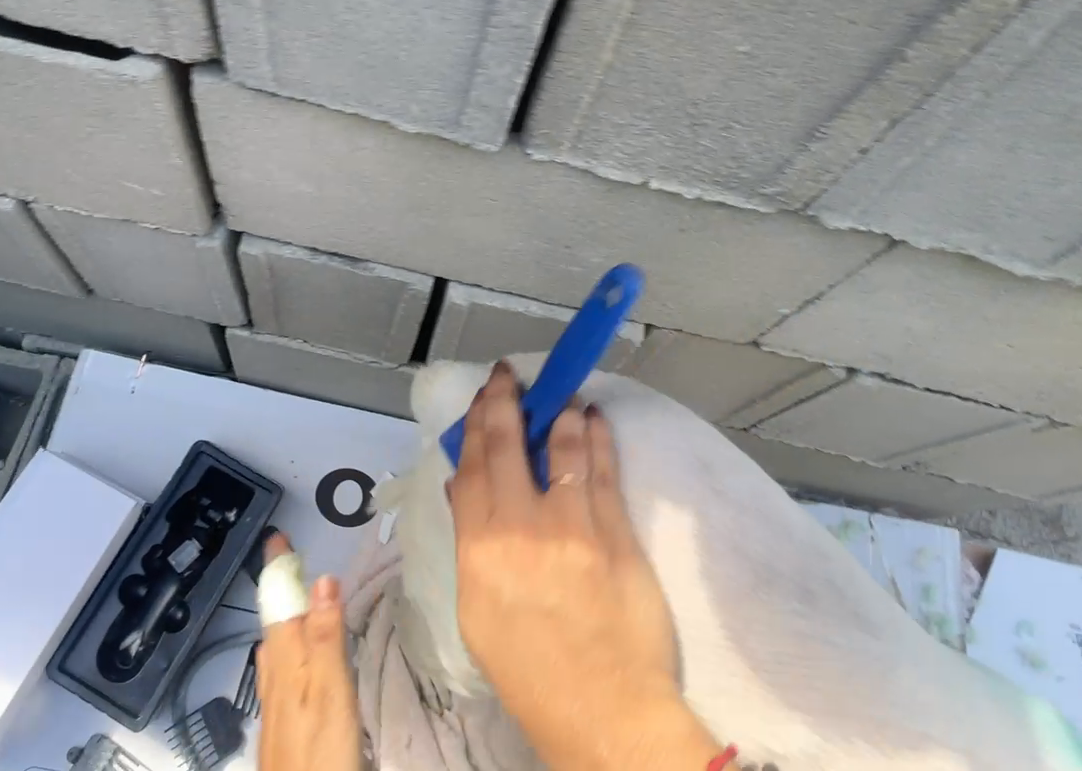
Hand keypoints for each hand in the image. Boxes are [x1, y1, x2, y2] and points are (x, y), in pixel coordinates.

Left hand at [255, 534, 361, 770]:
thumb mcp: (330, 689)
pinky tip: (288, 658)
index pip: (280, 602)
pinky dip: (284, 646)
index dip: (279, 568)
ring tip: (290, 598)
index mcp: (287, 660)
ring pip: (274, 645)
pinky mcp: (282, 721)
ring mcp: (276, 700)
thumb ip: (325, 635)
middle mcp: (275, 675)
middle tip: (288, 559)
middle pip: (274, 621)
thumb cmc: (319, 750)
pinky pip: (278, 668)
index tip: (278, 537)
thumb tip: (322, 579)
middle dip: (280, 588)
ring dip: (281, 616)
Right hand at [449, 362, 726, 770]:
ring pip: (561, 448)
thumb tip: (465, 489)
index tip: (479, 399)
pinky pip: (602, 472)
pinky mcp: (616, 534)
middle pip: (507, 446)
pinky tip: (594, 419)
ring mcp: (572, 526)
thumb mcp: (476, 611)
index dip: (473, 425)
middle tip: (508, 375)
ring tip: (560, 394)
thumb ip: (471, 544)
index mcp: (480, 549)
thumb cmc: (528, 667)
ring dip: (558, 412)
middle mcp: (521, 527)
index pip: (471, 467)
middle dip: (504, 401)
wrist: (602, 707)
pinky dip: (597, 438)